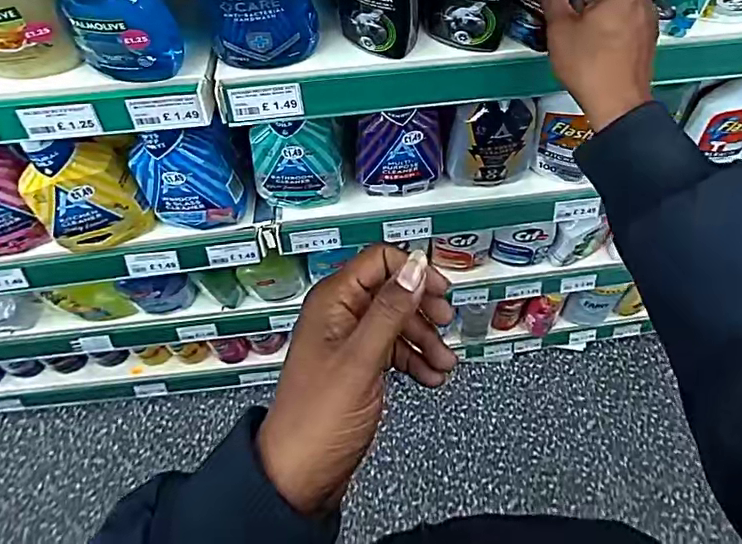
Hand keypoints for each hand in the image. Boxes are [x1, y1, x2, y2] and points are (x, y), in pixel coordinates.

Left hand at [256, 245, 456, 515]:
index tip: (438, 288)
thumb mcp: (360, 359)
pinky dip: (415, 358)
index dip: (412, 270)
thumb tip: (414, 267)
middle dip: (423, 307)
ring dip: (424, 338)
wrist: (297, 481)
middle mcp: (340, 314)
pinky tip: (430, 374)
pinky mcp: (359, 364)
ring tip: (442, 360)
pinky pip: (394, 347)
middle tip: (444, 321)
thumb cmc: (314, 422)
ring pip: (398, 320)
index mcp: (333, 300)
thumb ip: (390, 310)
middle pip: (393, 290)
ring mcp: (349, 340)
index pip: (379, 260)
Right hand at [534, 0, 657, 131]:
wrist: (616, 104)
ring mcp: (648, 25)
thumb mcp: (561, 28)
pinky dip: (616, 19)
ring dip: (606, 2)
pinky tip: (595, 36)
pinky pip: (632, 19)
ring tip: (581, 19)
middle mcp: (641, 5)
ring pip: (627, 1)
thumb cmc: (590, 66)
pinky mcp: (647, 43)